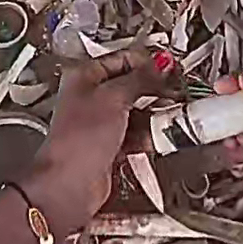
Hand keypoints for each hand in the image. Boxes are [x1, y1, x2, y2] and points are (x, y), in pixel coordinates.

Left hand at [21, 47, 172, 235]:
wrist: (70, 185)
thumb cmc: (78, 139)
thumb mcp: (114, 98)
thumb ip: (140, 79)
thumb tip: (160, 63)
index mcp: (84, 76)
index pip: (121, 59)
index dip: (145, 62)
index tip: (168, 67)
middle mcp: (90, 97)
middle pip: (129, 85)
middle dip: (152, 90)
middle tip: (173, 92)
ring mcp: (99, 122)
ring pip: (134, 111)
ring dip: (151, 115)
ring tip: (167, 116)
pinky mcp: (109, 145)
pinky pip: (134, 134)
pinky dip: (145, 135)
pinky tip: (155, 137)